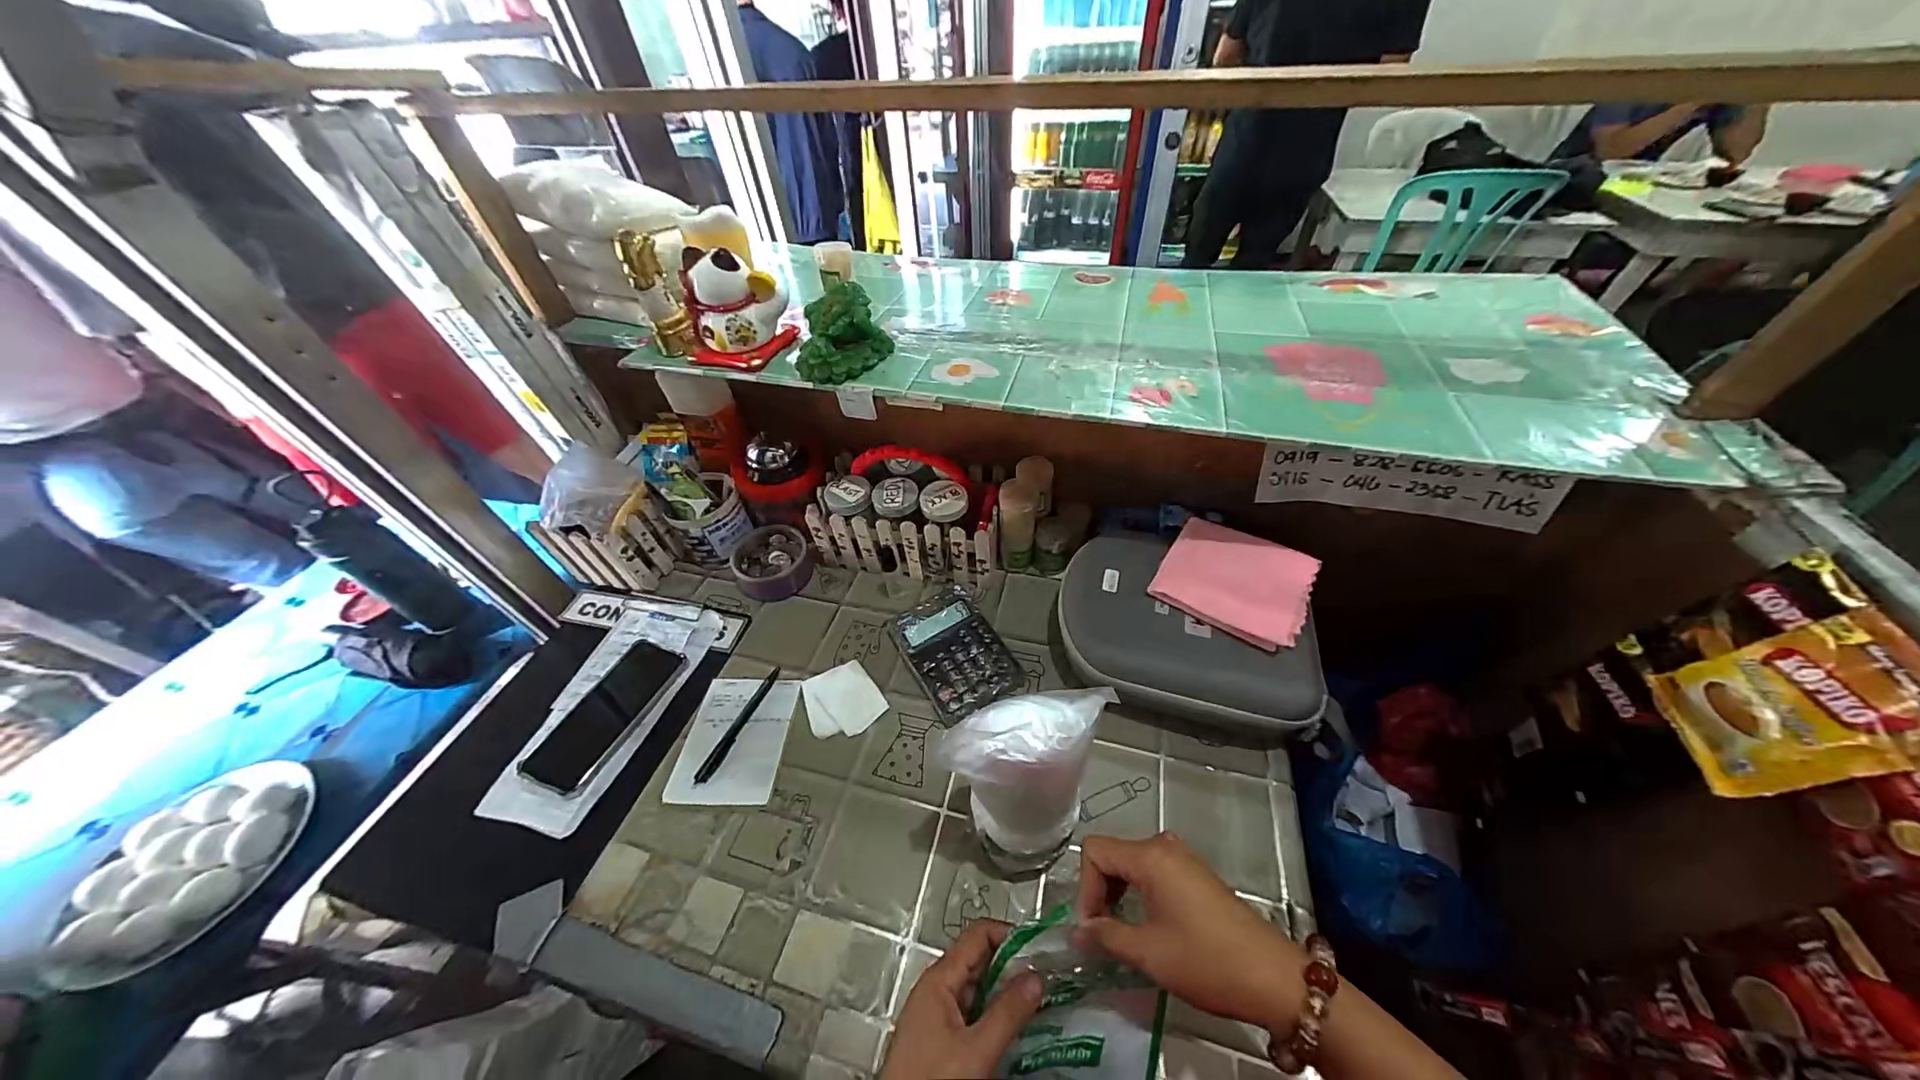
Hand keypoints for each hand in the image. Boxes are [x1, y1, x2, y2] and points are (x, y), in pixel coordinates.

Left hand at [880, 919, 1042, 1079]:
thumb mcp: (975, 1050)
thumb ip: (1007, 1013)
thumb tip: (1034, 980)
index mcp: (939, 979)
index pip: (978, 935)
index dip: (1010, 936)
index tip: (1038, 950)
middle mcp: (936, 989)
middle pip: (980, 960)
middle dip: (1013, 967)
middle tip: (1044, 980)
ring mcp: (937, 1013)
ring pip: (978, 989)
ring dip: (1006, 993)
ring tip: (1036, 1004)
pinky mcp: (940, 1037)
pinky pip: (973, 1012)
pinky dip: (995, 1015)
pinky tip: (1014, 1030)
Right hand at [1071, 833, 1304, 1033]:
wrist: (1275, 978)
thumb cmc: (1207, 961)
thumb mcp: (1149, 953)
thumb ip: (1106, 936)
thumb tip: (1077, 932)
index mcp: (1150, 857)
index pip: (1095, 852)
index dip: (1084, 888)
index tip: (1089, 928)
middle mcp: (1165, 847)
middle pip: (1112, 855)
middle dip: (1098, 892)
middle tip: (1098, 934)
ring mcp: (1183, 860)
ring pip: (1131, 865)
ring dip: (1117, 895)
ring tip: (1117, 933)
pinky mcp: (1196, 876)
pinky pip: (1152, 873)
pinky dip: (1137, 895)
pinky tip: (1143, 927)